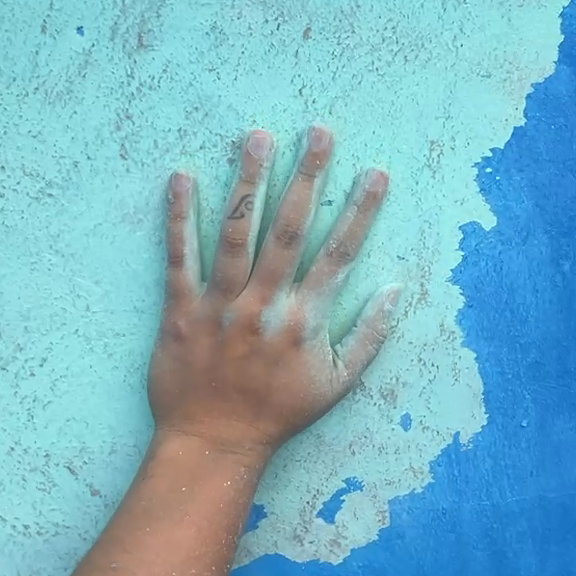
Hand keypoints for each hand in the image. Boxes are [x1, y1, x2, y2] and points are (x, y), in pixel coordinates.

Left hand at [147, 124, 400, 461]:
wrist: (215, 443)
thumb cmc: (283, 412)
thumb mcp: (341, 382)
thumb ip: (372, 334)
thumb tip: (397, 288)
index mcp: (306, 318)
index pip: (341, 253)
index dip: (362, 211)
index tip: (377, 174)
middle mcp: (265, 302)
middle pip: (291, 229)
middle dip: (309, 176)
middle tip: (319, 132)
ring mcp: (220, 304)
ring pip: (237, 233)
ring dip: (249, 182)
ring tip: (258, 137)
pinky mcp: (180, 311)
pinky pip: (179, 258)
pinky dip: (179, 218)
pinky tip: (182, 178)